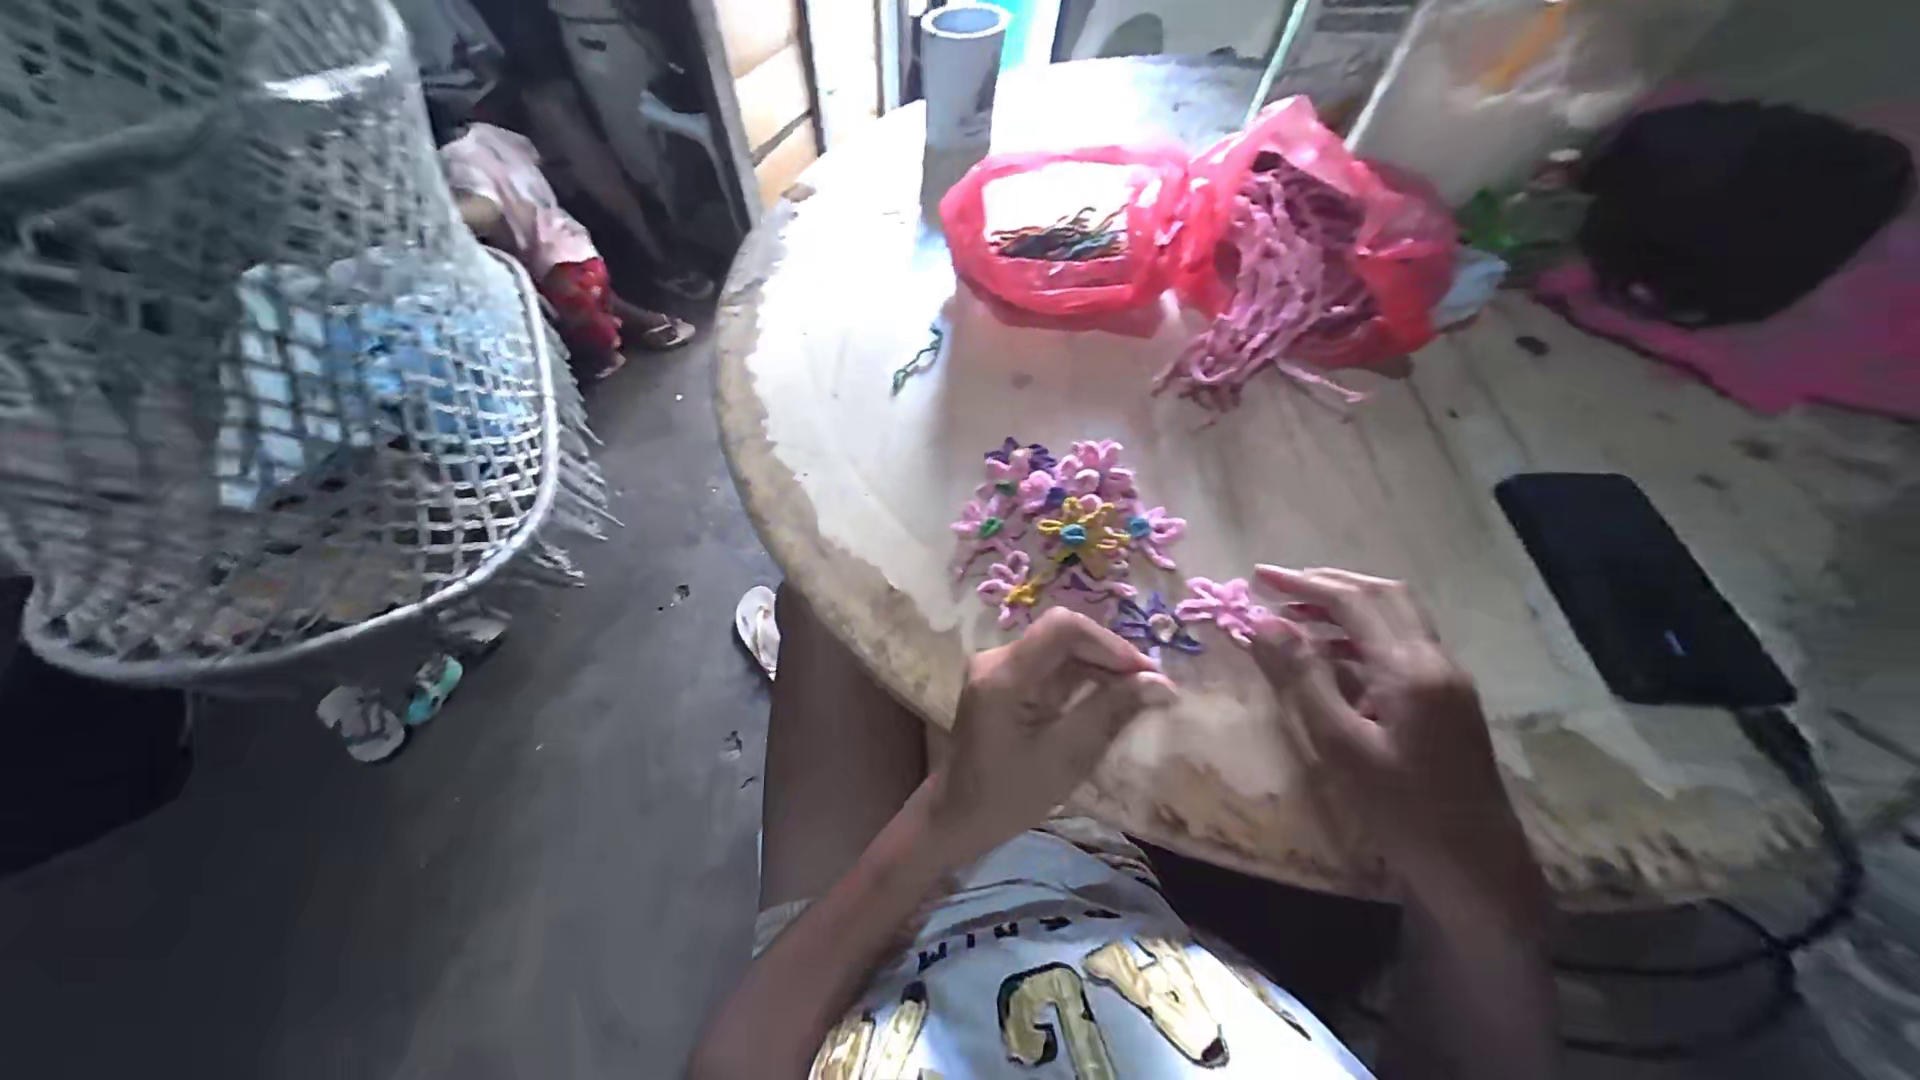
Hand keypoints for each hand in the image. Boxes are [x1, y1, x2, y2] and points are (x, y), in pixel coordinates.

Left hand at [930, 608, 1175, 861]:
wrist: (956, 814)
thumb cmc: (1007, 796)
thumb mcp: (1065, 759)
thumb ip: (1109, 713)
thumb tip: (1161, 683)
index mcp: (1004, 676)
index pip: (1062, 629)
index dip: (1109, 644)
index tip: (1144, 674)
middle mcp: (996, 658)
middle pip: (1062, 635)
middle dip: (1109, 655)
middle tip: (1150, 686)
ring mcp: (997, 665)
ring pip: (1060, 647)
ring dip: (1100, 666)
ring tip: (1136, 692)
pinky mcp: (1003, 677)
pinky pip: (1050, 663)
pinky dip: (1082, 677)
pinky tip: (1107, 697)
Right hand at [1246, 566, 1543, 915]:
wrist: (1478, 870)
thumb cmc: (1401, 810)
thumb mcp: (1338, 744)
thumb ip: (1301, 678)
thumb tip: (1264, 624)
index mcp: (1411, 669)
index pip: (1354, 601)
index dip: (1303, 583)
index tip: (1257, 577)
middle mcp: (1436, 661)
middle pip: (1383, 595)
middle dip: (1327, 583)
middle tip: (1276, 586)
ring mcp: (1447, 679)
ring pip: (1396, 616)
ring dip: (1345, 605)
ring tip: (1295, 616)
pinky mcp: (1446, 698)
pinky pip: (1400, 643)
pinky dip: (1361, 632)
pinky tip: (1332, 655)